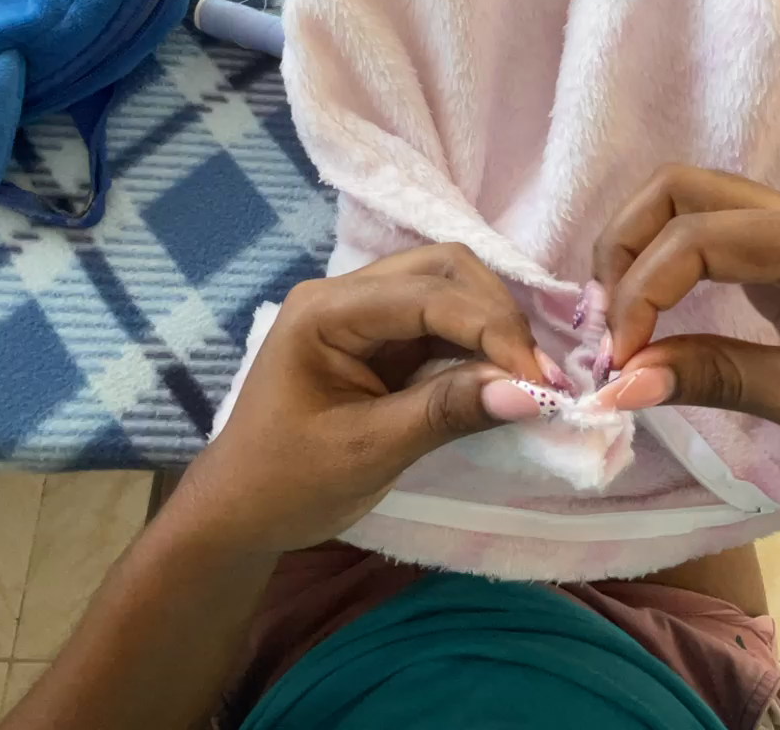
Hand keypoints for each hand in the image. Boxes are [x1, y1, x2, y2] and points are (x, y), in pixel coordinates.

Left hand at [165, 243, 553, 555]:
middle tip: (535, 373)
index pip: (427, 295)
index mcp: (325, 311)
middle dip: (496, 313)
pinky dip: (476, 342)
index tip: (539, 379)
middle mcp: (345, 294)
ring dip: (492, 323)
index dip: (491, 328)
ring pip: (447, 286)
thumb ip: (446, 412)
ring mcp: (362, 311)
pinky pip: (440, 321)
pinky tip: (501, 372)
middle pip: (442, 268)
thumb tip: (530, 393)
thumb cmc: (288, 483)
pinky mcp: (380, 337)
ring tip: (527, 374)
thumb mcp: (368, 451)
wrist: (240, 511)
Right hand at [591, 166, 779, 563]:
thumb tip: (616, 384)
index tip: (618, 359)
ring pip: (693, 203)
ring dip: (640, 250)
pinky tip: (651, 309)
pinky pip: (712, 237)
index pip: (700, 234)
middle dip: (626, 245)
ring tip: (620, 316)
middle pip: (684, 188)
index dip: (642, 289)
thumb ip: (713, 377)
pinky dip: (667, 266)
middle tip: (605, 320)